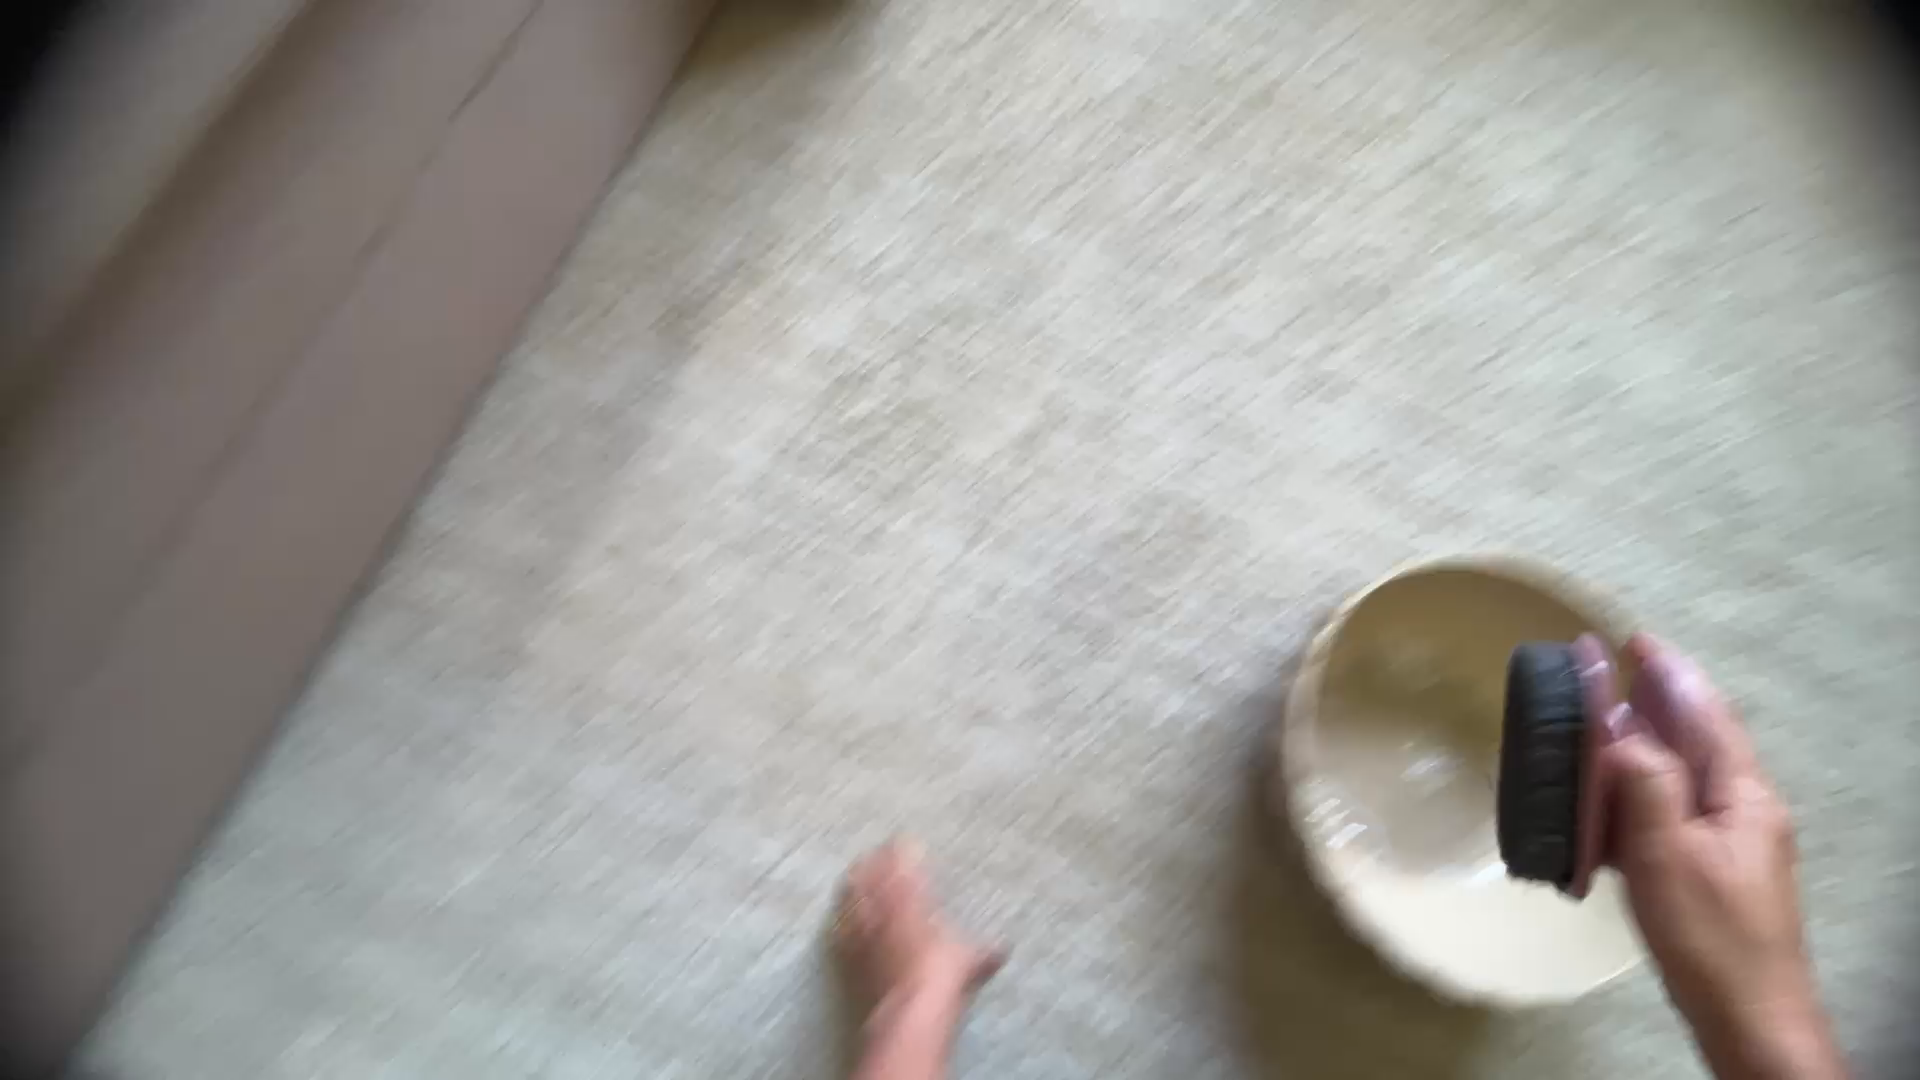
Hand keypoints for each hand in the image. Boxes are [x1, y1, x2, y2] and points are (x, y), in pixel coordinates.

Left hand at [835, 838, 1004, 1005]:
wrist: (907, 1014)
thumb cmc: (941, 978)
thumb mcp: (967, 962)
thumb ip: (983, 954)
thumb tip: (1004, 952)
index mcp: (913, 902)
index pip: (904, 868)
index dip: (901, 853)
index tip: (901, 840)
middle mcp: (885, 912)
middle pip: (874, 878)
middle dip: (873, 863)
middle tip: (871, 852)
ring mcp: (864, 935)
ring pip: (853, 901)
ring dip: (853, 886)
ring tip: (851, 874)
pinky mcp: (849, 960)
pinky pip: (841, 934)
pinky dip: (839, 922)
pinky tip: (836, 918)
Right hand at [1584, 634, 1844, 1079]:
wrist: (1744, 1010)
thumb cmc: (1706, 927)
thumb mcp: (1667, 851)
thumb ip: (1644, 783)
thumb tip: (1617, 727)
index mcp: (1739, 797)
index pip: (1706, 718)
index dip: (1671, 675)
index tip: (1634, 640)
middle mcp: (1737, 806)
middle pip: (1698, 734)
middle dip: (1659, 693)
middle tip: (1613, 660)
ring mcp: (1721, 833)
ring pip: (1680, 764)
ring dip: (1643, 729)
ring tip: (1603, 705)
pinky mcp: (1699, 856)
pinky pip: (1663, 795)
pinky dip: (1634, 770)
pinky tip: (1608, 775)